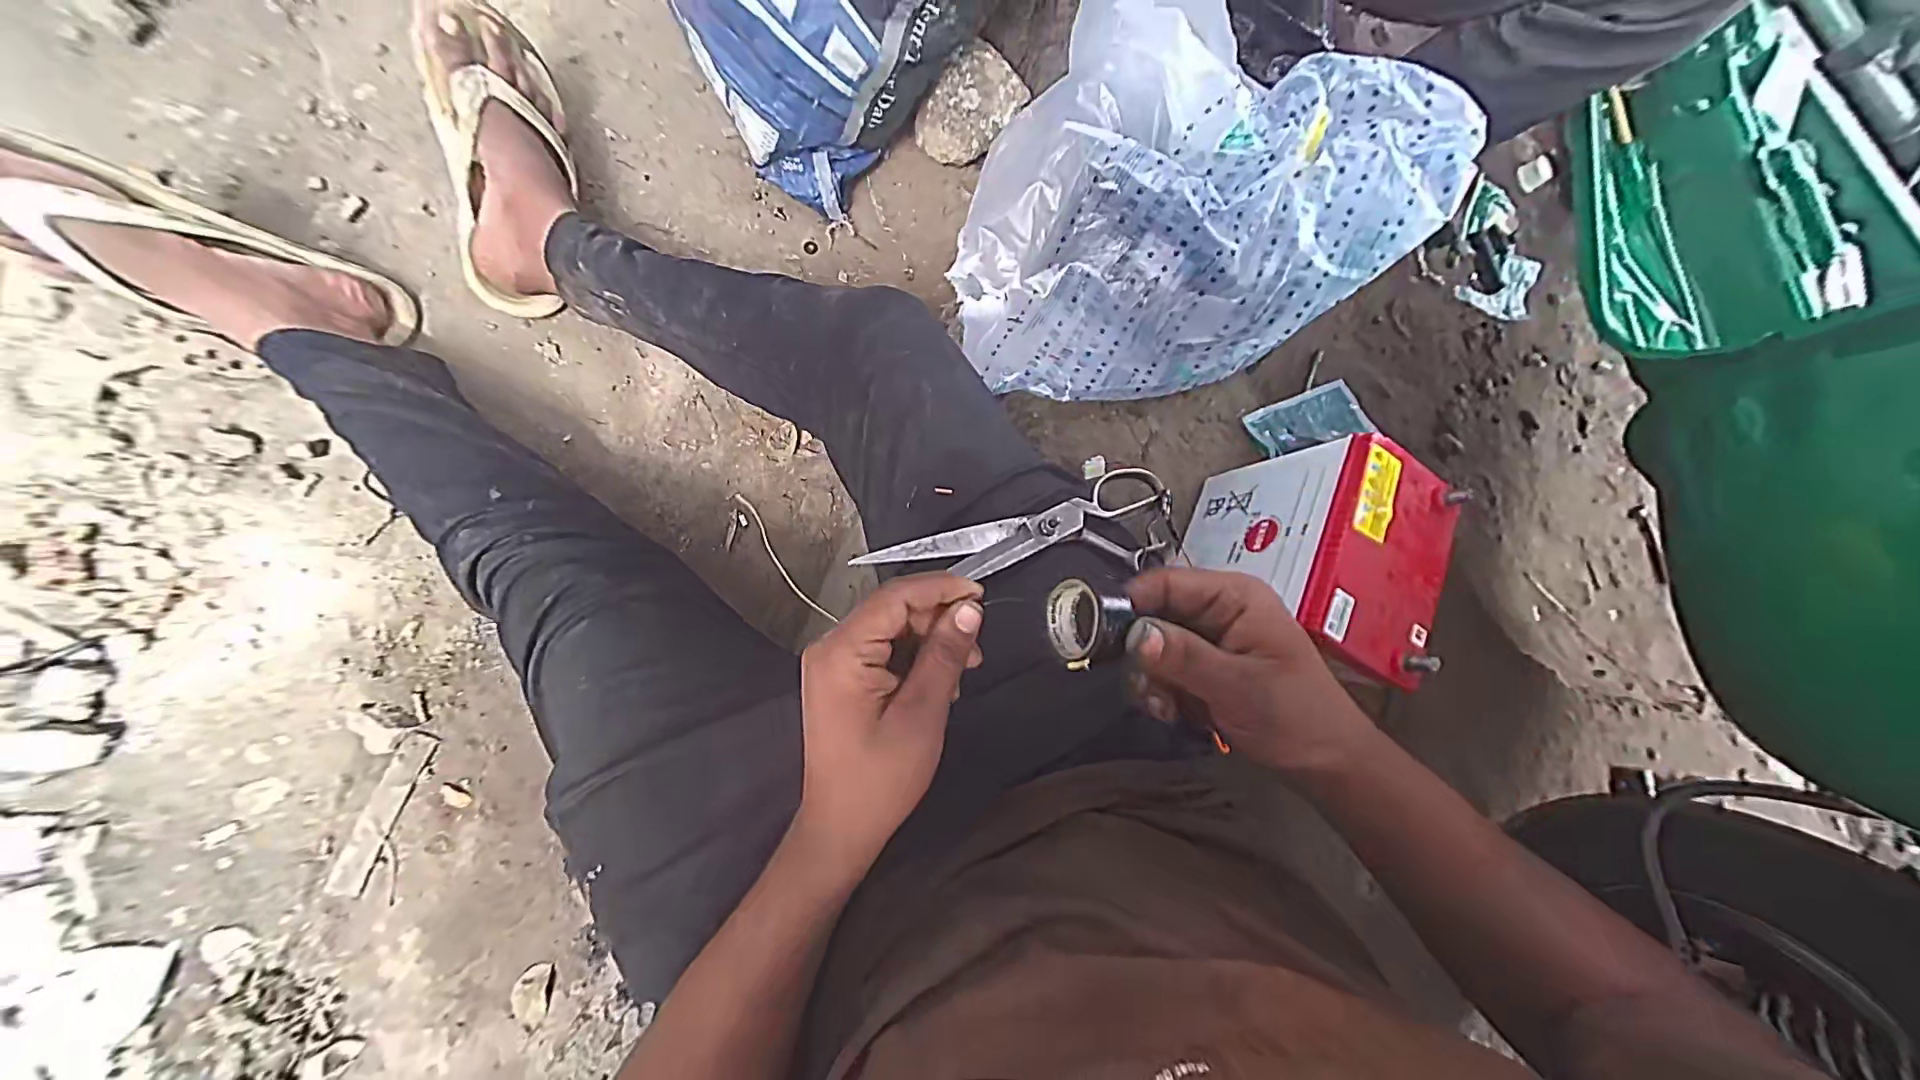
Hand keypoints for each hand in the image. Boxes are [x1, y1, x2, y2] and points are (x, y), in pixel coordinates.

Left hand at [796, 572, 983, 863]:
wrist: (841, 827)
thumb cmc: (878, 780)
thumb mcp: (922, 713)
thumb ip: (944, 655)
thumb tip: (969, 610)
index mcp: (842, 652)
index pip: (894, 596)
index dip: (940, 588)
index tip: (978, 595)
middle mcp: (830, 648)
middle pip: (892, 608)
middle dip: (938, 619)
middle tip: (974, 645)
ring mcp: (833, 662)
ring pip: (891, 627)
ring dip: (930, 639)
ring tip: (961, 669)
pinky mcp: (841, 677)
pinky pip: (883, 648)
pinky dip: (915, 656)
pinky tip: (939, 679)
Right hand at [1125, 567, 1373, 772]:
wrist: (1326, 764)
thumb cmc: (1299, 717)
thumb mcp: (1239, 686)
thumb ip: (1184, 657)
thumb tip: (1135, 634)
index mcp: (1234, 597)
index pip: (1167, 582)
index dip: (1133, 603)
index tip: (1103, 633)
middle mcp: (1217, 611)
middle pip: (1153, 613)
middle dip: (1142, 651)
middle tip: (1146, 684)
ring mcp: (1208, 640)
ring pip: (1151, 644)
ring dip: (1150, 677)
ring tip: (1167, 705)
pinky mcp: (1200, 666)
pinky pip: (1161, 668)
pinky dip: (1159, 690)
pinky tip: (1173, 711)